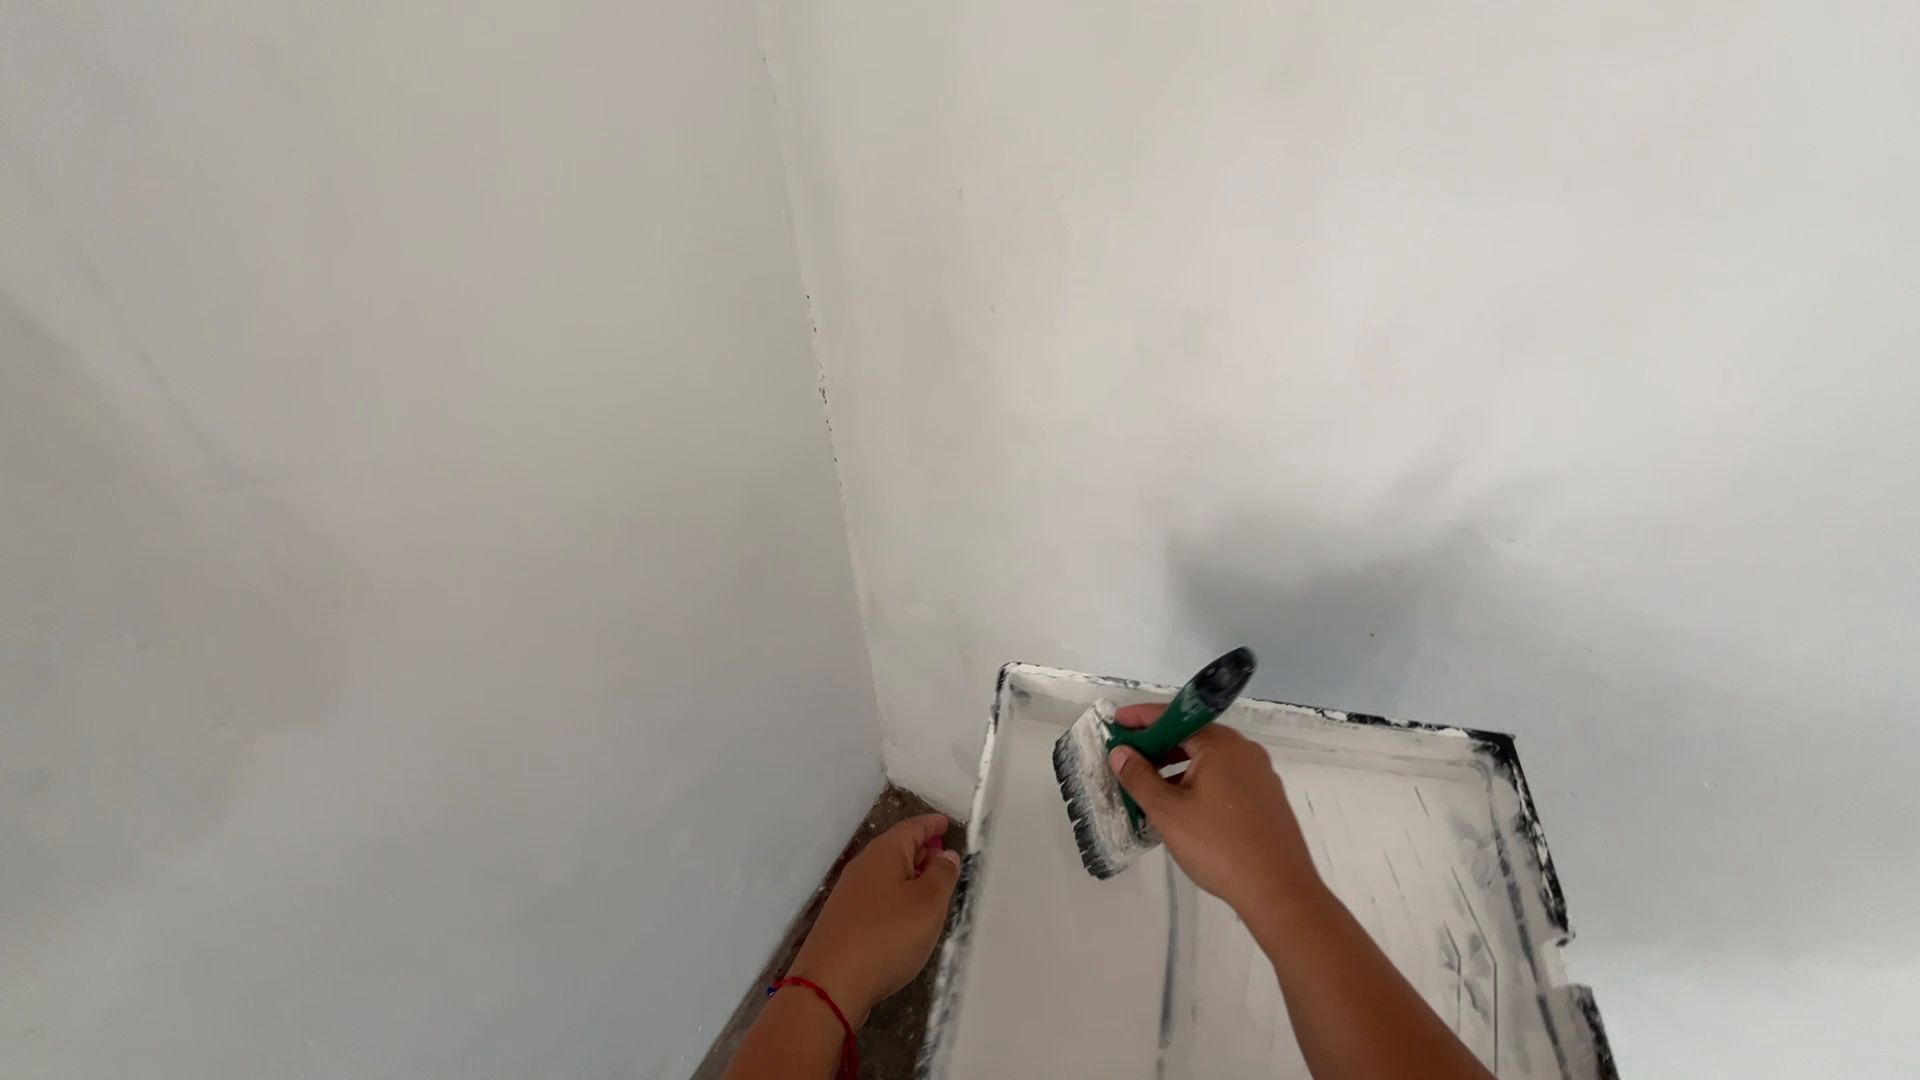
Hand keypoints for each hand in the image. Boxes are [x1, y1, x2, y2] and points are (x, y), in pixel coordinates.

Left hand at [787, 814, 961, 1025]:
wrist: (829, 986)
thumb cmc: (886, 936)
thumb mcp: (928, 904)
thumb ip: (942, 875)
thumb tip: (946, 854)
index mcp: (884, 853)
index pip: (912, 828)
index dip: (931, 824)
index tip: (946, 822)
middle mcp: (864, 866)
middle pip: (898, 848)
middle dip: (923, 850)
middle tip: (946, 859)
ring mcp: (850, 894)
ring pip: (888, 874)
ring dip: (911, 877)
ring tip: (933, 891)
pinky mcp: (844, 920)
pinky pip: (878, 896)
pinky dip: (897, 898)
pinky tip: (907, 919)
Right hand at [1108, 704, 1323, 916]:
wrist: (1280, 894)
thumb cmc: (1219, 846)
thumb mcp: (1168, 811)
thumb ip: (1139, 777)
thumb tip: (1120, 752)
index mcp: (1221, 745)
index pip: (1174, 717)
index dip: (1141, 719)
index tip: (1116, 723)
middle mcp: (1244, 751)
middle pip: (1192, 736)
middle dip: (1157, 746)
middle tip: (1126, 759)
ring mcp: (1259, 775)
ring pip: (1208, 760)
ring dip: (1175, 767)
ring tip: (1148, 786)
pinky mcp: (1266, 800)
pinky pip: (1223, 778)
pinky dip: (1197, 782)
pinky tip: (1181, 807)